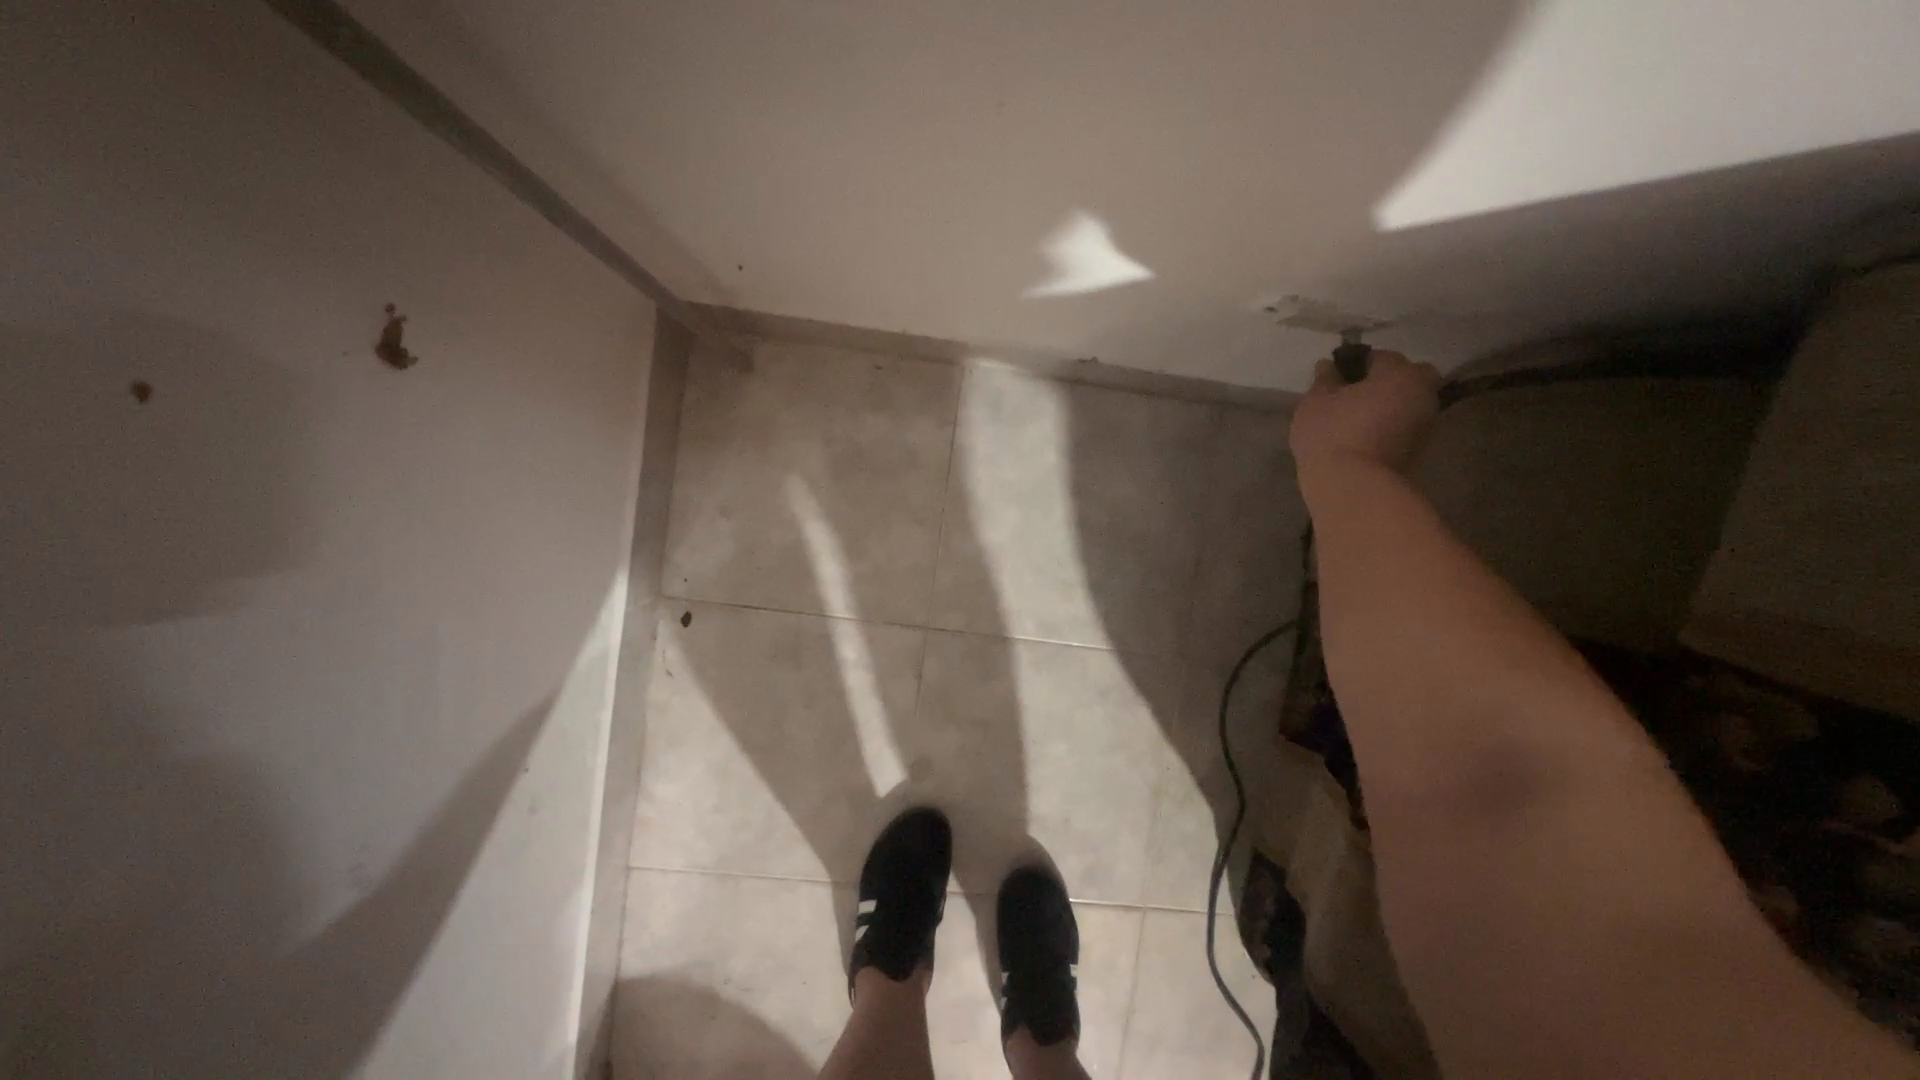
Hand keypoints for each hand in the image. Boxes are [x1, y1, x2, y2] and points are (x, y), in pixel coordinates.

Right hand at [1289, 350, 1440, 472]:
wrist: (1353, 487)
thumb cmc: (1332, 434)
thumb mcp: (1315, 402)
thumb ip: (1324, 380)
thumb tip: (1328, 366)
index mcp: (1400, 372)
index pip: (1380, 356)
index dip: (1356, 365)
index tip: (1336, 380)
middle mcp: (1423, 392)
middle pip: (1407, 377)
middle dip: (1387, 382)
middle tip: (1355, 397)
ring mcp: (1427, 423)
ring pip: (1409, 403)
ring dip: (1390, 406)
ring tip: (1359, 420)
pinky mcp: (1422, 450)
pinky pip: (1406, 427)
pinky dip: (1392, 427)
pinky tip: (1366, 438)